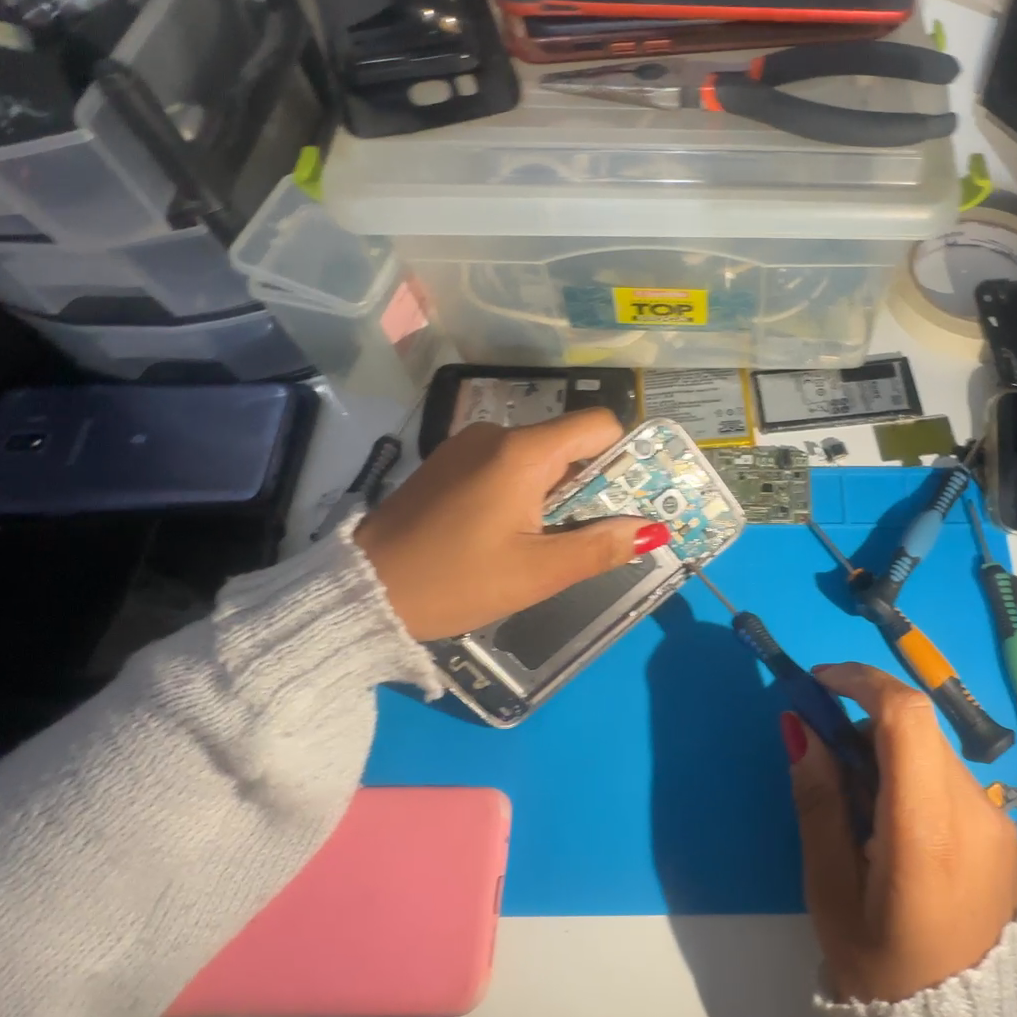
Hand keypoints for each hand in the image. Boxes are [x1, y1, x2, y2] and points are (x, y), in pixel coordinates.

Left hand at [353, 409, 668, 640]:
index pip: (599, 425)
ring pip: (538, 458)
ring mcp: (467, 446)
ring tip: (543, 543)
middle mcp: (497, 434)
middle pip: (569, 444)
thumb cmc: (456, 581)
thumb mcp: (537, 573)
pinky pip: (506, 466)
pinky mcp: (447, 464)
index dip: (623, 458)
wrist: (362, 591)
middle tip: (589, 534)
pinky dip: (523, 493)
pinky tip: (506, 535)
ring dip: (556, 494)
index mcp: (523, 451)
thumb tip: (655, 530)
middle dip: (591, 485)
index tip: (625, 502)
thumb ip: (600, 547)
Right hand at [783, 663, 1016, 1002]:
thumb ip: (817, 800)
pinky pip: (953, 780)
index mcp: (926, 830)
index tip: (820, 682)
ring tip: (859, 809)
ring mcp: (998, 821)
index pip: (906, 717)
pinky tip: (894, 827)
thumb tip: (800, 727)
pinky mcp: (1007, 832)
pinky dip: (915, 778)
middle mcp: (974, 812)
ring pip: (935, 752)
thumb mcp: (830, 889)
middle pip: (918, 729)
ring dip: (890, 754)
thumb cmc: (880, 964)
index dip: (862, 681)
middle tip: (827, 759)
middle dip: (866, 722)